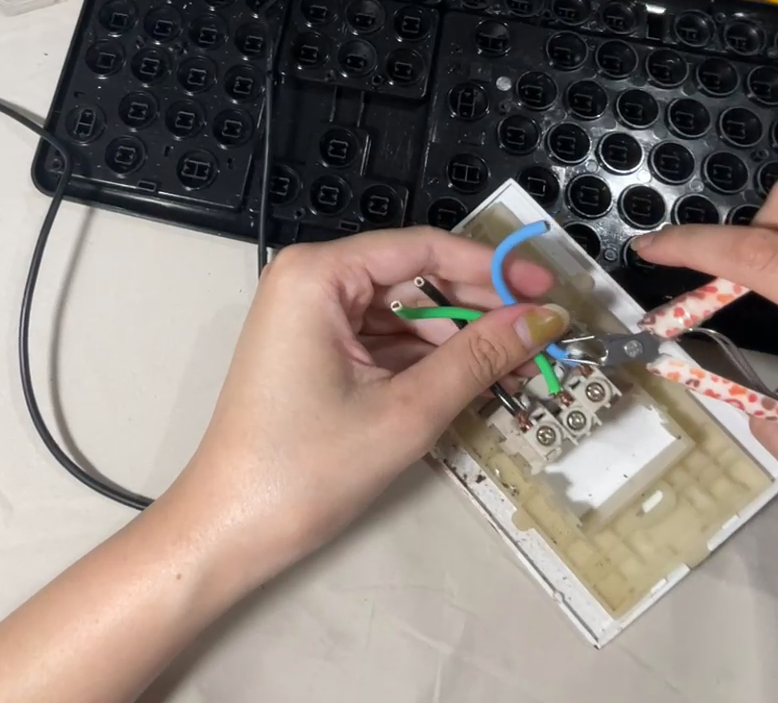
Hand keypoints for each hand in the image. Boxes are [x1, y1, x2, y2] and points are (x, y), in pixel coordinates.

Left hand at [158, 227, 568, 576]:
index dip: (490, 266)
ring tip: (519, 365)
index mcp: (318, 274)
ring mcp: (309, 315)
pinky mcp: (313, 348)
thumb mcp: (406, 409)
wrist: (231, 529)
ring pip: (400, 312)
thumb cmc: (308, 467)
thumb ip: (479, 356)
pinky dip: (425, 358)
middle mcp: (309, 280)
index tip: (546, 287)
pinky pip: (381, 338)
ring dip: (457, 338)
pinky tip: (473, 377)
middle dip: (477, 308)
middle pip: (411, 278)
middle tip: (541, 333)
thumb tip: (542, 317)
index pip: (420, 249)